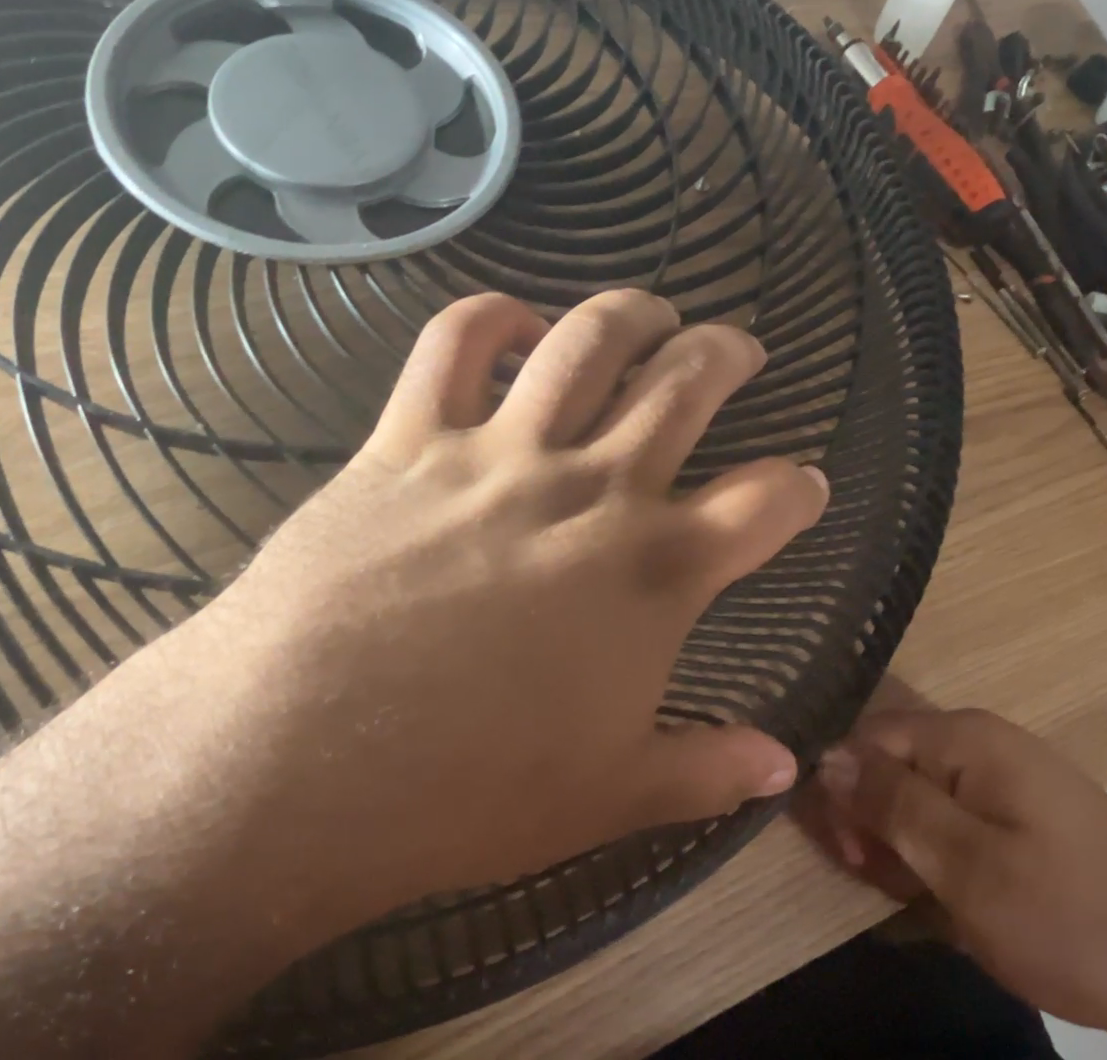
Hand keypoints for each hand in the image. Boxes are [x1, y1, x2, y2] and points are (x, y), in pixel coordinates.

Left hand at [0, 289, 833, 1059]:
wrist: (300, 758)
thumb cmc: (473, 787)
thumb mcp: (611, 795)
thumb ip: (707, 770)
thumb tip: (785, 768)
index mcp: (657, 571)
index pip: (765, 503)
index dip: (799, 488)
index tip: (805, 486)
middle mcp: (594, 489)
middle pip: (686, 386)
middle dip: (727, 356)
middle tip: (741, 349)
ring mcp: (500, 454)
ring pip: (587, 343)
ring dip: (633, 314)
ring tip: (653, 311)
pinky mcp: (408, 440)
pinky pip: (455, 346)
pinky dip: (491, 316)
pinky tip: (515, 318)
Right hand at [809, 705, 1106, 1059]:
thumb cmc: (1072, 919)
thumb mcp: (968, 866)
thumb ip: (893, 804)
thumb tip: (826, 756)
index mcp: (968, 739)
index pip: (867, 736)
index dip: (843, 790)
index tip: (848, 854)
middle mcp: (984, 745)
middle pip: (890, 764)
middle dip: (872, 823)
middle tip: (884, 885)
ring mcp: (1007, 780)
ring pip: (918, 798)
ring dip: (903, 848)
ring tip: (925, 900)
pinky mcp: (1021, 817)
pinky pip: (952, 822)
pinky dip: (937, 859)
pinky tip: (949, 898)